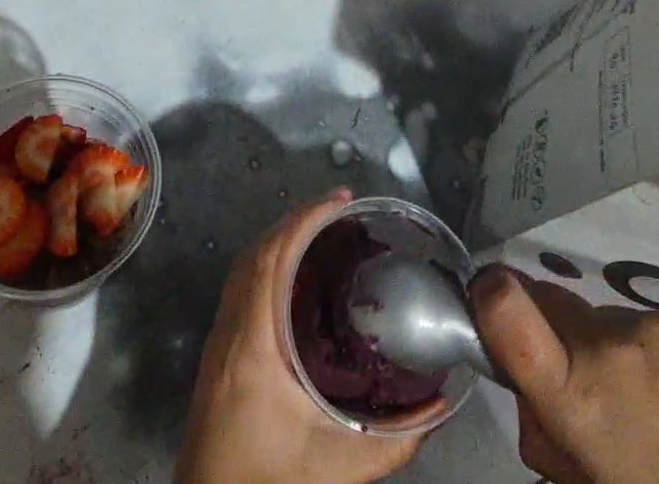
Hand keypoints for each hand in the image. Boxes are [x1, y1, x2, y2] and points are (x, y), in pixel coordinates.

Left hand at [176, 189, 427, 483]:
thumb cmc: (268, 481)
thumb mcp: (340, 466)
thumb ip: (397, 439)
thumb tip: (440, 406)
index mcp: (253, 346)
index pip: (270, 261)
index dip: (302, 221)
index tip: (338, 202)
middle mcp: (229, 332)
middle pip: (254, 254)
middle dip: (296, 221)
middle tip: (340, 208)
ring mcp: (219, 341)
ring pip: (244, 268)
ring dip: (280, 240)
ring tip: (324, 231)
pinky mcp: (219, 353)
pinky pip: (241, 287)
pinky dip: (269, 264)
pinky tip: (297, 274)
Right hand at [471, 267, 658, 483]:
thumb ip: (554, 442)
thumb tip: (541, 405)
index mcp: (580, 396)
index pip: (506, 309)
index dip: (481, 298)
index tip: (479, 309)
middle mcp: (605, 343)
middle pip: (536, 303)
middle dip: (532, 337)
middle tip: (569, 400)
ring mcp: (645, 325)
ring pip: (581, 320)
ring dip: (585, 353)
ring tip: (636, 415)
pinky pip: (624, 328)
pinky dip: (626, 356)